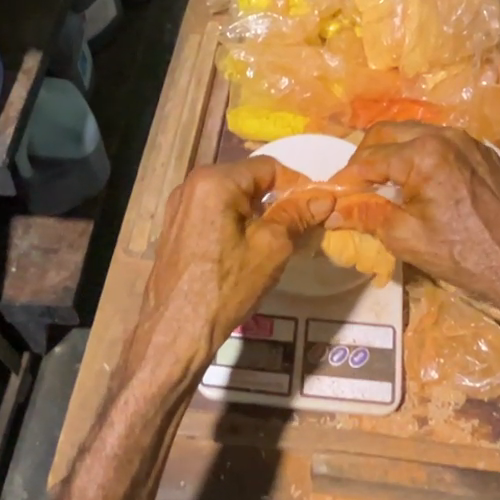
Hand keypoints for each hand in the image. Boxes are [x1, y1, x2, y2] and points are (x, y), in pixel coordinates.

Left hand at [126, 158, 321, 371]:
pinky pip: (214, 214)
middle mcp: (192, 184)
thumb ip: (297, 216)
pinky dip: (235, 224)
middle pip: (248, 180)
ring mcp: (179, 207)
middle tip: (301, 226)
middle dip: (277, 200)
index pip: (269, 167)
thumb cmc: (225, 286)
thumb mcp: (271, 248)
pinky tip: (247, 250)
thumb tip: (324, 198)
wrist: (175, 331)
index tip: (318, 208)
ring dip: (257, 213)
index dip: (297, 186)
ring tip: (279, 240)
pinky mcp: (175, 228)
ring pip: (231, 198)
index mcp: (215, 180)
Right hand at [326, 123, 499, 308]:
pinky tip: (414, 181)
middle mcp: (444, 135)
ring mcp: (467, 140)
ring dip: (391, 152)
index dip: (346, 177)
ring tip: (380, 183)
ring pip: (413, 133)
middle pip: (388, 133)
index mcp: (423, 153)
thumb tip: (331, 210)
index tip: (332, 194)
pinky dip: (417, 154)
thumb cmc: (462, 254)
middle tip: (354, 185)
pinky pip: (438, 142)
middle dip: (365, 156)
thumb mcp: (405, 237)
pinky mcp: (482, 151)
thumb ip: (366, 214)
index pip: (369, 157)